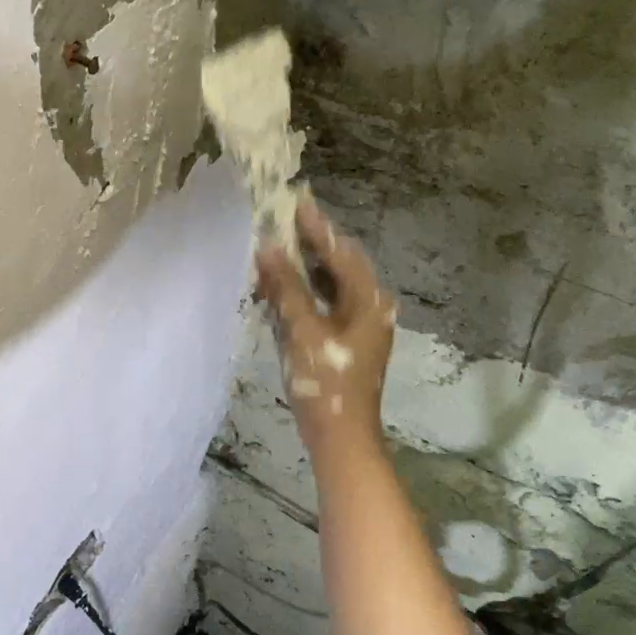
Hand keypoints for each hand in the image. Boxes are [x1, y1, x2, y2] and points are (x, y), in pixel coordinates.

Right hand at [254, 193, 396, 447]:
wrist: (339, 434)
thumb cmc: (326, 380)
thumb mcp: (303, 330)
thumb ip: (286, 287)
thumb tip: (267, 247)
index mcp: (368, 301)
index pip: (339, 251)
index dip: (316, 226)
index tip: (296, 199)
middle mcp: (368, 307)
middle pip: (337, 264)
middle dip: (309, 243)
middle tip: (282, 218)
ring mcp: (356, 325)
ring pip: (328, 284)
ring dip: (302, 266)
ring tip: (275, 244)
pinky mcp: (342, 340)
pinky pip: (321, 303)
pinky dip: (301, 291)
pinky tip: (278, 285)